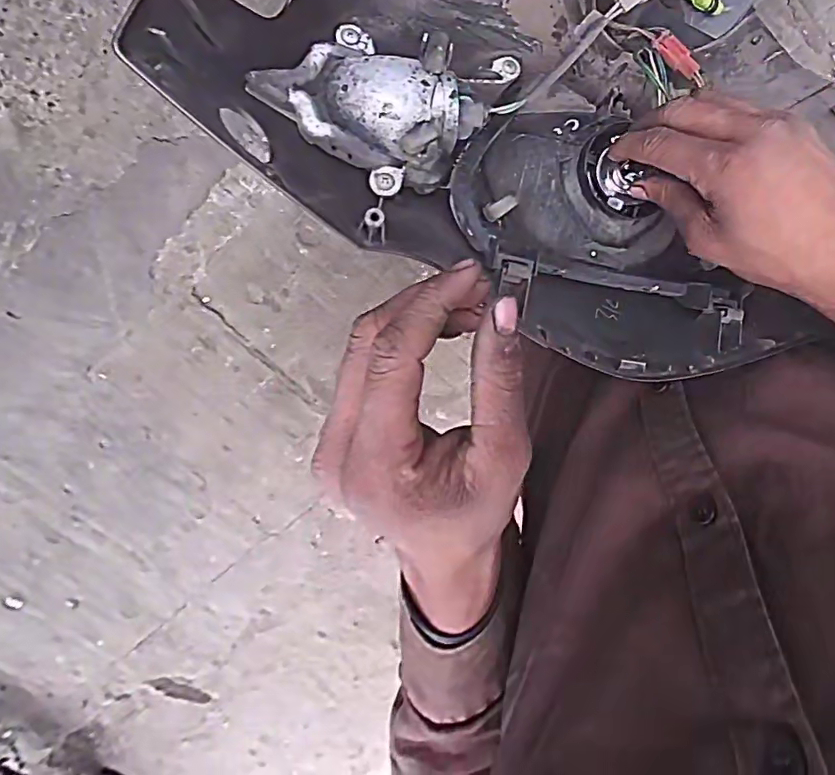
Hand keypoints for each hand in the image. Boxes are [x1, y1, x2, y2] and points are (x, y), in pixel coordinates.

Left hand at [312, 261, 528, 632]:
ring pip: (363, 343)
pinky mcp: (336, 429)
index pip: (391, 356)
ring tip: (466, 304)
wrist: (444, 556)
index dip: (432, 304)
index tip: (471, 278)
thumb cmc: (475, 517)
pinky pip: (363, 360)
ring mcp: (330, 441)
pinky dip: (404, 331)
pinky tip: (440, 326)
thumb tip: (503, 311)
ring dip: (416, 311)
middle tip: (475, 286)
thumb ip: (500, 378)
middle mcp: (339, 451)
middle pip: (369, 340)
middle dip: (426, 299)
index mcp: (376, 462)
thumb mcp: (505, 451)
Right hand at [610, 94, 834, 346]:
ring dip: (683, 111)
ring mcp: (777, 123)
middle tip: (638, 140)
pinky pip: (742, 105)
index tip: (620, 153)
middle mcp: (753, 133)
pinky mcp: (793, 123)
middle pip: (683, 108)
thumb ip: (674, 203)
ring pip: (713, 98)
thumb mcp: (713, 241)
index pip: (663, 142)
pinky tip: (708, 134)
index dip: (632, 146)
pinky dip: (715, 113)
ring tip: (669, 134)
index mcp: (728, 167)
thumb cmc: (785, 257)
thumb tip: (649, 183)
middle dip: (652, 121)